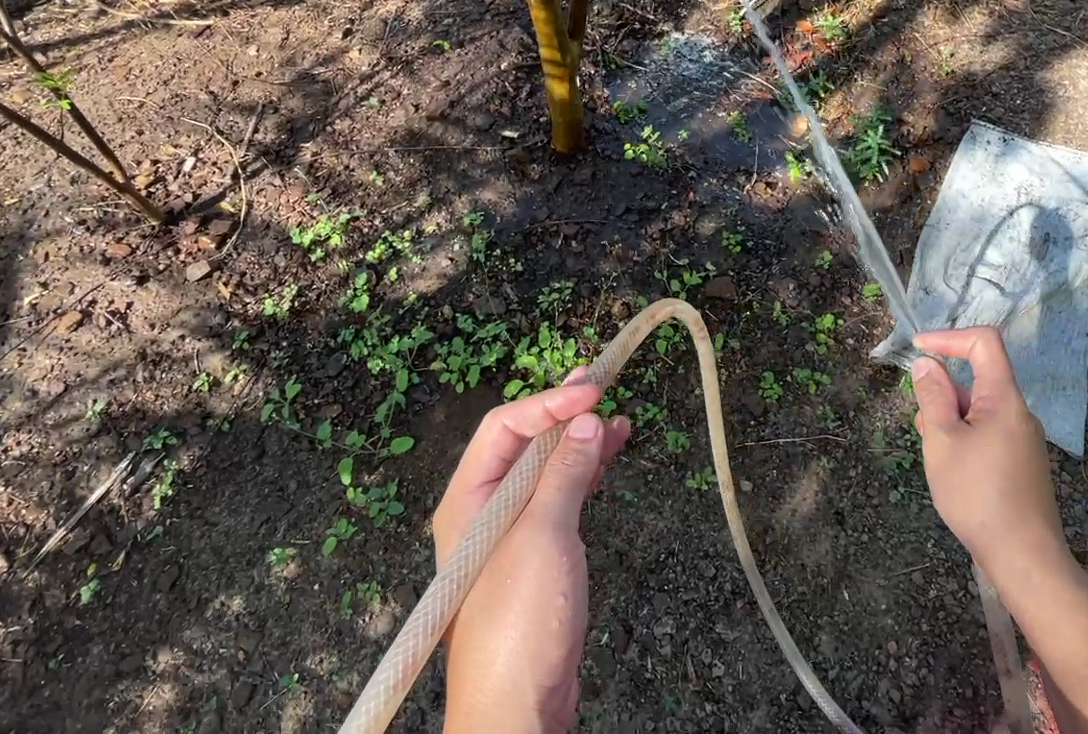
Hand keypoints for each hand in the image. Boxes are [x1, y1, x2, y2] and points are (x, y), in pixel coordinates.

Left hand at [432, 375, 629, 733]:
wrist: (518, 707)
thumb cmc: (519, 619)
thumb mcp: (543, 535)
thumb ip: (563, 473)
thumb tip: (587, 421)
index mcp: (468, 498)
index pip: (503, 428)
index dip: (547, 403)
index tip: (592, 392)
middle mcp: (487, 506)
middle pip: (524, 442)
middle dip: (563, 414)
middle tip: (602, 386)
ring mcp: (514, 529)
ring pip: (548, 467)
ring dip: (581, 441)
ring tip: (619, 419)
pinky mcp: (540, 551)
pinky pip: (562, 495)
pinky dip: (587, 473)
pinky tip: (611, 455)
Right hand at [908, 327, 1065, 571]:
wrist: (1024, 556)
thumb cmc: (977, 494)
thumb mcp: (942, 441)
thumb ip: (932, 397)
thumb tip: (928, 364)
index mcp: (1003, 398)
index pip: (984, 343)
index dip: (949, 337)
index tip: (917, 350)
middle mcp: (1018, 412)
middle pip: (978, 379)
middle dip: (943, 392)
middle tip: (923, 426)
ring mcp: (1022, 439)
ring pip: (979, 410)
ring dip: (950, 419)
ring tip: (936, 456)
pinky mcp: (1021, 462)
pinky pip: (987, 432)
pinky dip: (964, 438)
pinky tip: (952, 472)